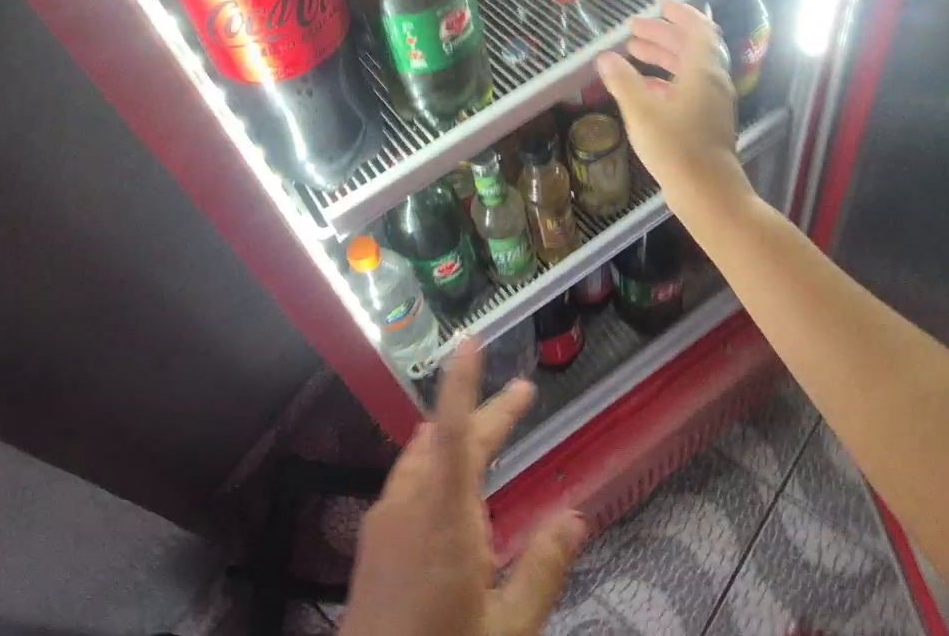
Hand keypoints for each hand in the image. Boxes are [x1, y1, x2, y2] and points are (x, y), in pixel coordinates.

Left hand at [339, 343, 586, 635]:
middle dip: (486, 414)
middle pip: (445, 439)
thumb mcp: (508, 627)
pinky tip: (447, 484)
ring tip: (489, 430)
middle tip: (523, 395)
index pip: (455, 432)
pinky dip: (433, 464)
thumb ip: (542, 569)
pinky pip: (406, 481)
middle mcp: (408, 504)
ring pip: (421, 457)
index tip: (472, 342)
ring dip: (455, 439)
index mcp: (444, 517)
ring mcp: (384, 520)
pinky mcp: (371, 539)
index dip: (463, 382)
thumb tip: (577, 517)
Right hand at [596, 0, 754, 205]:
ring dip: (664, 57)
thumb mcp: (642, 111)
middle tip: (634, 32)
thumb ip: (623, 81)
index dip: (680, 14)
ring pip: (690, 69)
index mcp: (702, 71)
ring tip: (634, 55)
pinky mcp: (709, 121)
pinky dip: (667, 80)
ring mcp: (713, 103)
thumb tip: (605, 57)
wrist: (708, 191)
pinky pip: (689, 89)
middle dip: (663, 36)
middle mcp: (713, 82)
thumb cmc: (676, 147)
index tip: (660, 5)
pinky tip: (645, 89)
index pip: (698, 29)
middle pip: (692, 48)